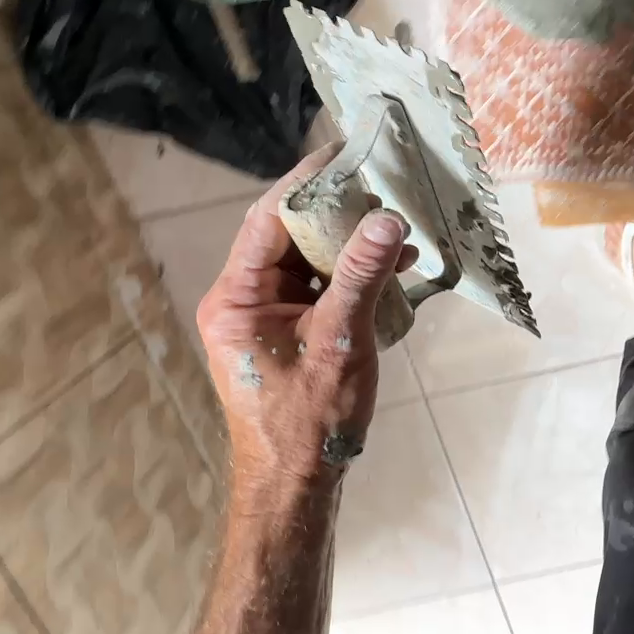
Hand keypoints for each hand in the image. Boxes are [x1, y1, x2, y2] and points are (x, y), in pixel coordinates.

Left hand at [196, 144, 419, 494]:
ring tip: (397, 227)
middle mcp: (243, 297)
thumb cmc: (308, 417)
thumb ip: (362, 275)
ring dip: (352, 241)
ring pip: (308, 256)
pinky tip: (394, 265)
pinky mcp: (290, 326)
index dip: (306, 182)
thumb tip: (389, 218)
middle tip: (379, 181)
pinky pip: (321, 282)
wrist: (298, 482)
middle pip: (288, 233)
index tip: (344, 150)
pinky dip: (355, 270)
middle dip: (336, 208)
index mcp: (236, 297)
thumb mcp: (339, 340)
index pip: (268, 220)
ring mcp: (267, 312)